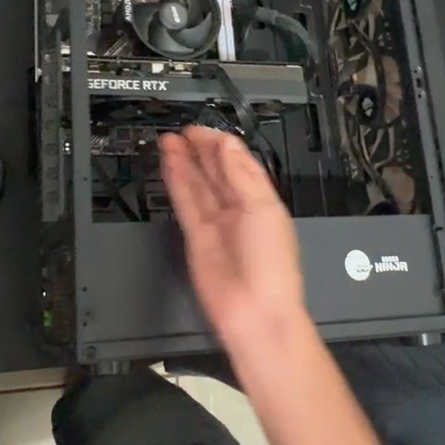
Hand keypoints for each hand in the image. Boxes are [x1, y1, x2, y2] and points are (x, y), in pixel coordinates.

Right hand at [160, 127, 308, 348]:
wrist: (255, 312)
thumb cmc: (272, 268)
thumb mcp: (263, 208)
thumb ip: (241, 174)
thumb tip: (227, 145)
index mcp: (263, 201)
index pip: (240, 164)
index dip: (223, 145)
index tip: (206, 131)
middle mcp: (240, 211)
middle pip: (217, 172)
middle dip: (202, 150)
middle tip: (185, 132)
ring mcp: (217, 224)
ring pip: (198, 184)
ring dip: (185, 162)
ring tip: (171, 141)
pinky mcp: (197, 237)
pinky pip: (185, 202)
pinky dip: (177, 181)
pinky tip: (171, 164)